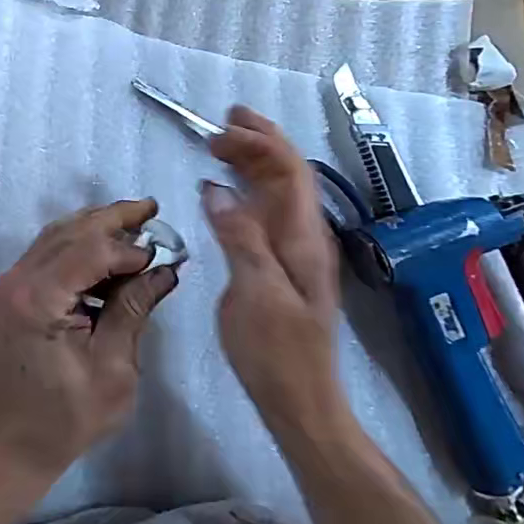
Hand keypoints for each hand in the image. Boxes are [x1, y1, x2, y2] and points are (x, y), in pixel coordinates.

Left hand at [0, 198, 179, 478]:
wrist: (15, 443)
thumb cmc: (68, 416)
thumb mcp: (114, 367)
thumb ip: (135, 308)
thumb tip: (166, 269)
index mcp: (39, 300)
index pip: (91, 249)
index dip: (130, 248)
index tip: (161, 258)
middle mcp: (19, 280)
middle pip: (73, 229)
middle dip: (116, 218)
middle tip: (153, 210)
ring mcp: (12, 282)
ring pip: (60, 233)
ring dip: (99, 226)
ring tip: (138, 223)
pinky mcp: (15, 290)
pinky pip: (51, 249)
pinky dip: (83, 243)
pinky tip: (111, 252)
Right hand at [203, 107, 348, 434]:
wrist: (301, 400)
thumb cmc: (279, 354)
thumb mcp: (255, 295)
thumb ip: (240, 239)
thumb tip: (217, 189)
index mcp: (305, 237)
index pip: (291, 170)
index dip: (261, 142)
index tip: (224, 129)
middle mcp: (306, 235)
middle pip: (288, 174)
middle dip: (259, 143)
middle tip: (223, 123)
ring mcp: (296, 251)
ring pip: (277, 193)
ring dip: (253, 164)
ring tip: (222, 145)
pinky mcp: (282, 266)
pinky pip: (266, 216)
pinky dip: (247, 194)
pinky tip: (227, 193)